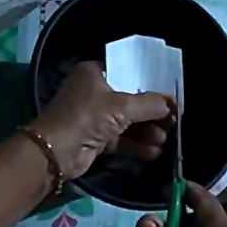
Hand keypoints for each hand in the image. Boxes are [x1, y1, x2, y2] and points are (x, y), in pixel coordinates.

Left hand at [29, 61, 173, 180]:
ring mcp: (94, 115)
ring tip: (165, 139)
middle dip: (152, 113)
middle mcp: (94, 91)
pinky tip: (154, 151)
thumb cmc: (87, 116)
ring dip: (147, 130)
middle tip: (172, 121)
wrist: (55, 153)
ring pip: (128, 121)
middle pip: (131, 99)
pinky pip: (122, 138)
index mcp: (95, 73)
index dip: (151, 85)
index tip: (170, 97)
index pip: (130, 74)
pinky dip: (137, 144)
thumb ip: (150, 104)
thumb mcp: (122, 106)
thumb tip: (171, 106)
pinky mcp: (95, 137)